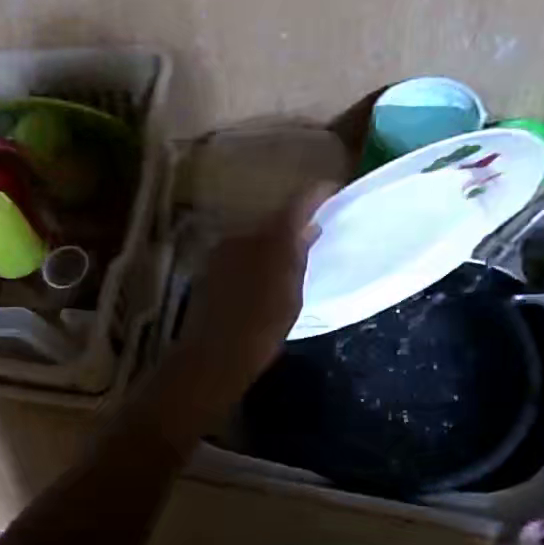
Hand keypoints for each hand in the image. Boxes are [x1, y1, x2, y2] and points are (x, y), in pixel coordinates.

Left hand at [167, 184, 330, 404]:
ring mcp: (221, 251)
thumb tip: (309, 227)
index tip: (333, 190)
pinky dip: (255, 257)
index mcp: (269, 238)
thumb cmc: (262, 327)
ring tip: (291, 257)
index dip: (317, 193)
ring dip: (272, 240)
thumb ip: (300, 255)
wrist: (214, 354)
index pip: (297, 203)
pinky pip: (240, 253)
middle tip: (314, 231)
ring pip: (255, 236)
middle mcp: (242, 235)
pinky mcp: (209, 268)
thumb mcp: (292, 293)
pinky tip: (263, 275)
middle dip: (294, 221)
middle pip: (273, 218)